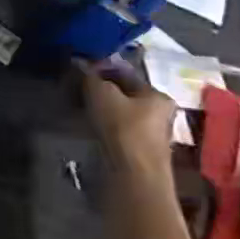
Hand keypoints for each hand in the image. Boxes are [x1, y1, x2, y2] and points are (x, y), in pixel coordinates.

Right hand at [80, 55, 176, 183]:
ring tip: (79, 108)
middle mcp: (161, 113)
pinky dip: (104, 126)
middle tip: (78, 89)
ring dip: (102, 110)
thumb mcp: (102, 94)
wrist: (134, 176)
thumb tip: (79, 62)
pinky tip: (89, 127)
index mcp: (158, 95)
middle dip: (102, 91)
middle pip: (126, 95)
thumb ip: (91, 76)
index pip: (127, 74)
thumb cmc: (123, 128)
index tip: (80, 70)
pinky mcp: (140, 154)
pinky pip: (119, 131)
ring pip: (122, 114)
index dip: (102, 69)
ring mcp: (152, 135)